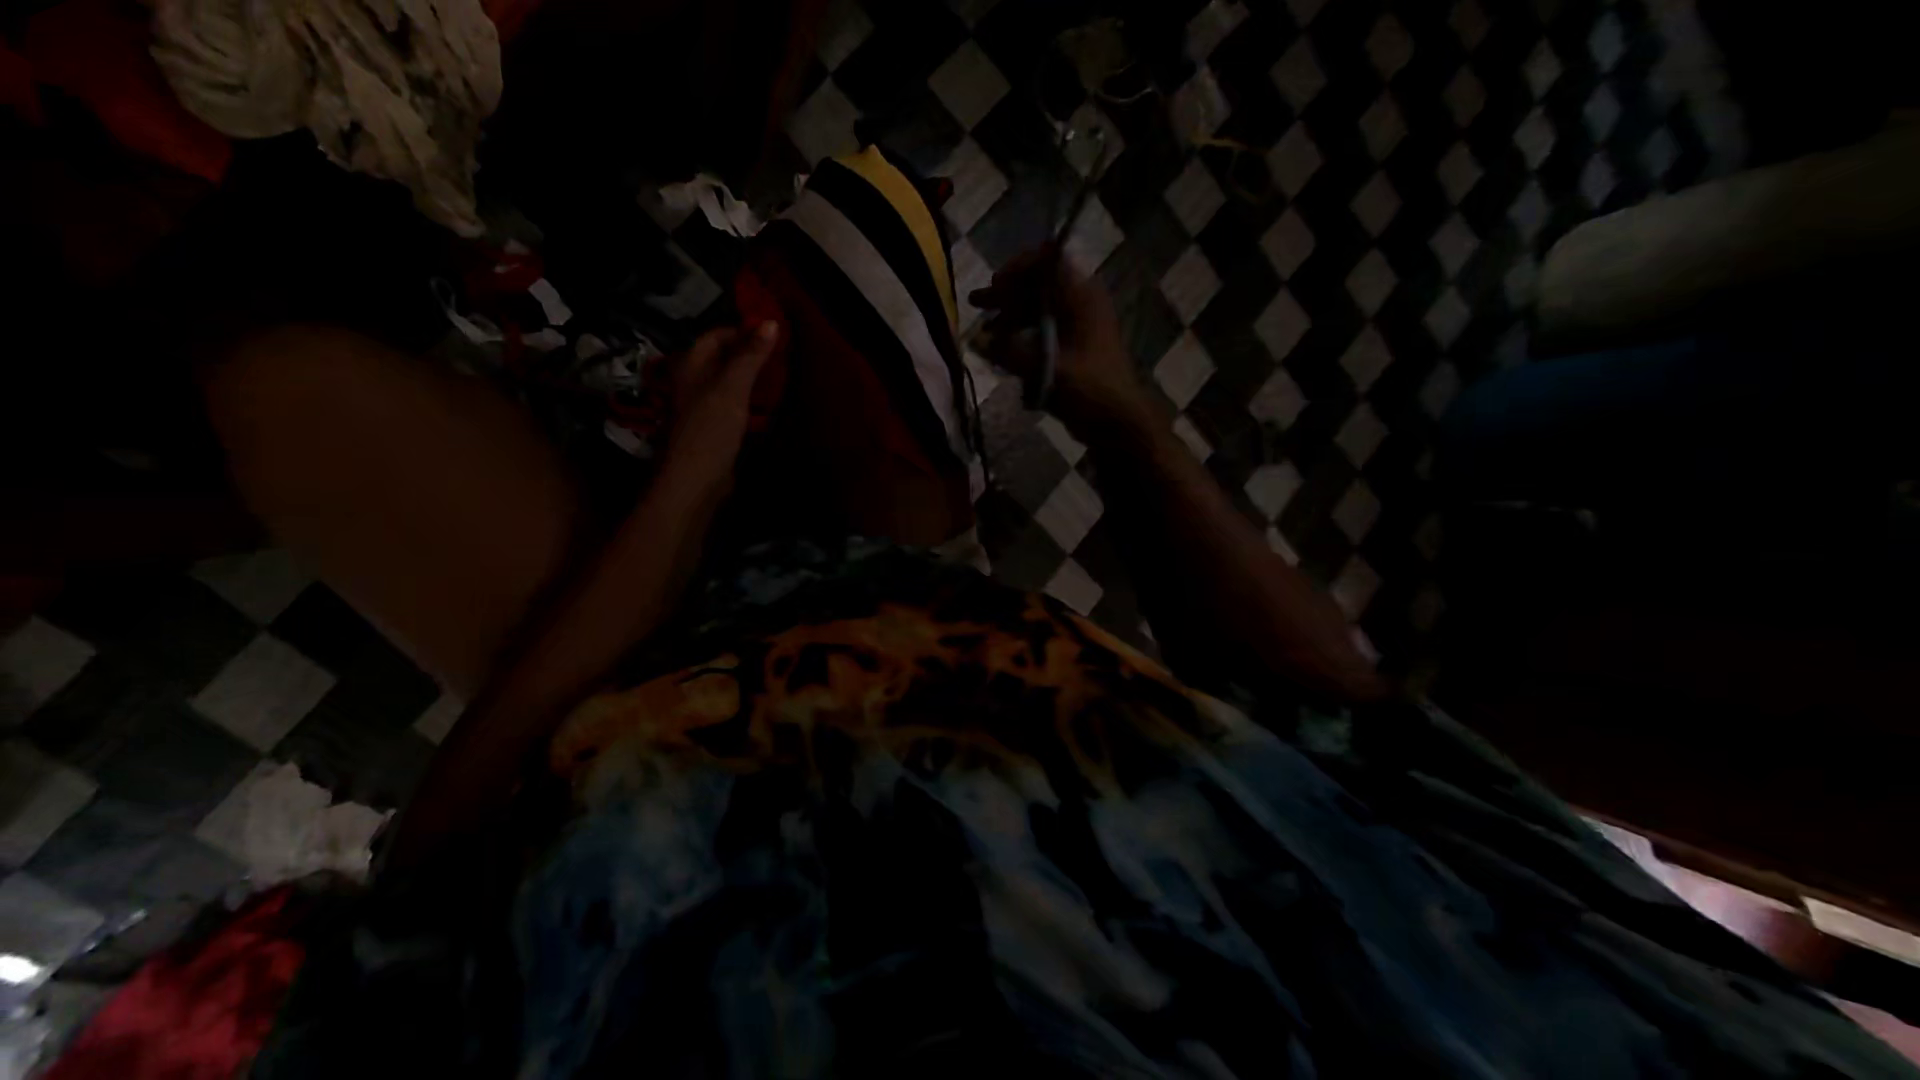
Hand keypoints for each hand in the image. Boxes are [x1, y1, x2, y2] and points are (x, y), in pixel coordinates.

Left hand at [662, 321, 779, 489]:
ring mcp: (703, 408)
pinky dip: (751, 401)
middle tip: (781, 355)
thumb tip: (771, 323)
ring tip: (780, 377)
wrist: (697, 481)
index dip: (742, 331)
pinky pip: (735, 406)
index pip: (716, 336)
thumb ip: (751, 356)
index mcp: (692, 367)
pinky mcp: (715, 430)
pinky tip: (769, 406)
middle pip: (722, 359)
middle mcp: (694, 383)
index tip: (772, 335)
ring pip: (730, 383)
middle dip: (750, 354)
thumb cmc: (711, 430)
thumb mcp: (733, 387)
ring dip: (752, 379)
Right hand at [970, 246, 1157, 438]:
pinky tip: (1002, 351)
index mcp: (1081, 298)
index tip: (995, 286)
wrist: (1118, 422)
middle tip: (977, 303)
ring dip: (1010, 316)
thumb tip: (977, 340)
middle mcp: (1080, 304)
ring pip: (1037, 308)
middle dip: (1006, 293)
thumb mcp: (1047, 369)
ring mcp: (1077, 326)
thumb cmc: (1089, 390)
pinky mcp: (1072, 347)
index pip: (1048, 261)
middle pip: (1038, 285)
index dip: (1018, 268)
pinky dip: (1022, 335)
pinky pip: (1042, 330)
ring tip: (985, 332)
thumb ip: (1010, 352)